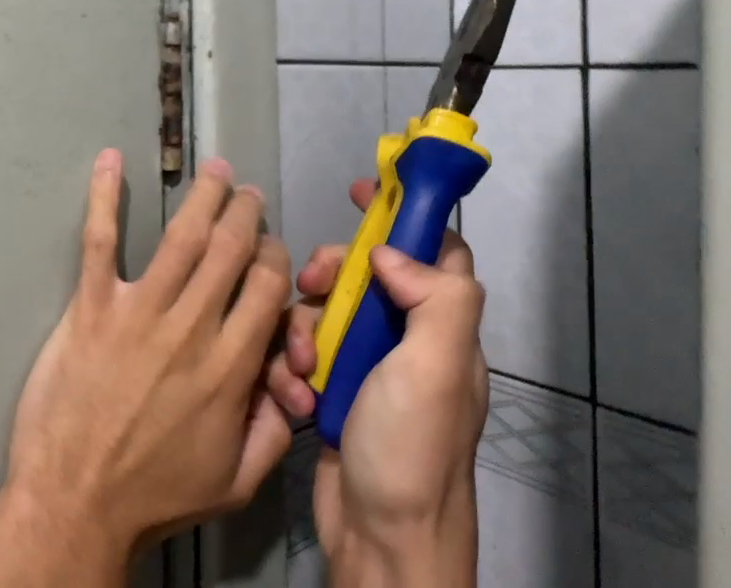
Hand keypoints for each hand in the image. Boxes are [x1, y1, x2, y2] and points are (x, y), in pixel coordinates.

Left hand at [0, 150, 293, 586]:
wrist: (76, 501)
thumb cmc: (153, 496)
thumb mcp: (235, 483)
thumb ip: (272, 432)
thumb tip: (287, 385)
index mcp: (230, 370)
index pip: (268, 289)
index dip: (274, 258)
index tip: (269, 249)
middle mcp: (191, 330)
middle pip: (231, 252)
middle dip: (245, 214)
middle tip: (246, 194)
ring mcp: (138, 313)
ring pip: (182, 238)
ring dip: (203, 197)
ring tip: (214, 171)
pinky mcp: (91, 309)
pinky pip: (99, 241)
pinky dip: (103, 197)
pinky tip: (109, 161)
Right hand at [263, 181, 486, 584]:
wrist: (381, 540)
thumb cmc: (412, 451)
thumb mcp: (436, 371)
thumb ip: (434, 300)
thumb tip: (392, 251)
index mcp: (441, 330)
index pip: (433, 252)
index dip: (403, 216)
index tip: (362, 190)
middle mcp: (406, 342)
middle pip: (362, 276)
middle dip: (329, 274)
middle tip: (311, 285)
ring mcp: (366, 369)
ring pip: (321, 313)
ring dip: (300, 329)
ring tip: (298, 363)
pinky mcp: (331, 393)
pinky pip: (299, 354)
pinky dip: (289, 367)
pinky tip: (290, 392)